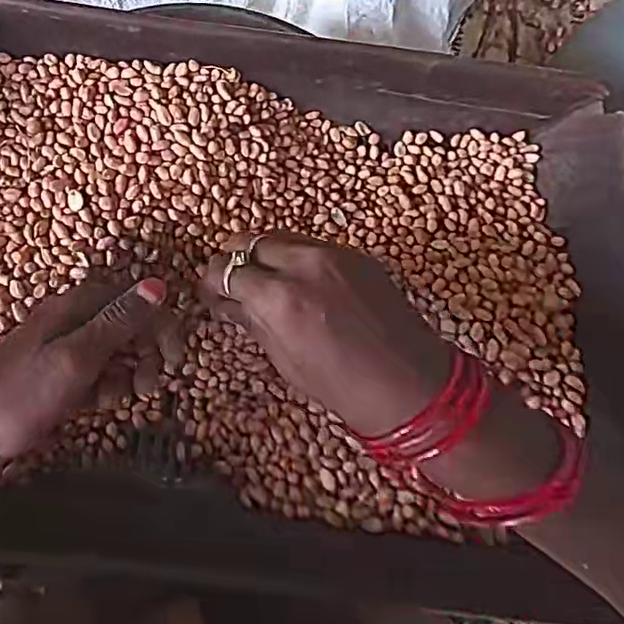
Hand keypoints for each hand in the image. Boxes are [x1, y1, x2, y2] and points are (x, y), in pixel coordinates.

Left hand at [0, 273, 176, 507]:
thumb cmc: (22, 396)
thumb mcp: (76, 357)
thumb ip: (117, 321)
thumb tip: (157, 284)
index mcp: (74, 306)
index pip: (133, 297)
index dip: (160, 323)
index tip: (176, 358)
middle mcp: (70, 318)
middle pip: (126, 322)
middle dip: (145, 351)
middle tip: (147, 386)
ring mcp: (61, 346)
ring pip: (113, 349)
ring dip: (127, 372)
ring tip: (119, 398)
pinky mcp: (56, 373)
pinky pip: (95, 371)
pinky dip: (104, 386)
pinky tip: (98, 404)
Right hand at [200, 231, 561, 497]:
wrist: (412, 386)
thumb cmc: (342, 385)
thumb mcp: (284, 358)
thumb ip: (250, 319)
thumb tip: (223, 300)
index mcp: (282, 298)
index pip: (227, 269)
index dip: (212, 280)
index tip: (211, 291)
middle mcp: (305, 265)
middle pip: (249, 241)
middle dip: (234, 260)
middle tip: (233, 283)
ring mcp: (335, 255)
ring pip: (279, 238)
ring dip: (263, 255)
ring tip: (264, 282)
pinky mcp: (356, 255)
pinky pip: (310, 246)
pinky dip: (293, 258)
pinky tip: (297, 284)